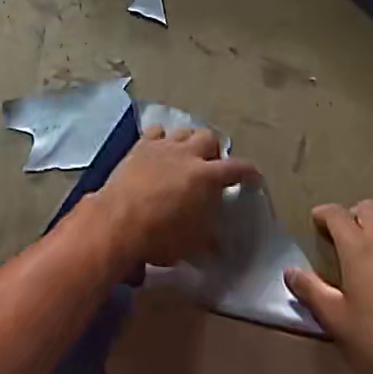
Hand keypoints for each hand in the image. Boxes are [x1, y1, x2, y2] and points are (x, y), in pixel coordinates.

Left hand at [87, 126, 257, 268]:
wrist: (118, 221)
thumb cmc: (160, 236)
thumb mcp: (192, 243)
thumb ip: (209, 236)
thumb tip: (218, 240)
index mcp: (205, 176)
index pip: (235, 168)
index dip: (248, 171)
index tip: (254, 176)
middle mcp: (187, 154)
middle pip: (208, 137)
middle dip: (214, 150)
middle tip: (212, 167)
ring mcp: (162, 146)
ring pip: (184, 131)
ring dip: (190, 141)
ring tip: (187, 156)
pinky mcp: (141, 145)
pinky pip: (157, 132)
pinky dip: (163, 139)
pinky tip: (161, 150)